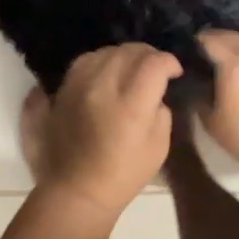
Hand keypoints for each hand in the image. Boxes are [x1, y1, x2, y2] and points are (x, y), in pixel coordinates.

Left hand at [39, 43, 181, 218]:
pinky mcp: (64, 87)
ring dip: (124, 55)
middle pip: (130, 51)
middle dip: (149, 54)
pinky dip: (101, 59)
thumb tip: (156, 90)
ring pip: (106, 51)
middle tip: (156, 67)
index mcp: (131, 105)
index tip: (174, 71)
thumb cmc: (123, 174)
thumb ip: (160, 110)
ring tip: (132, 67)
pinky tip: (108, 71)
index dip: (169, 62)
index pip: (154, 63)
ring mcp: (80, 84)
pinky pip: (85, 60)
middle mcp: (103, 87)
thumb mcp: (159, 146)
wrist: (77, 187)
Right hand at [198, 31, 238, 182]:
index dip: (199, 42)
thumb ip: (200, 97)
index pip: (211, 39)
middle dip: (220, 41)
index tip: (193, 50)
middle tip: (212, 55)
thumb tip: (198, 84)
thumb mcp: (212, 123)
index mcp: (234, 63)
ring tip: (238, 65)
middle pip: (234, 36)